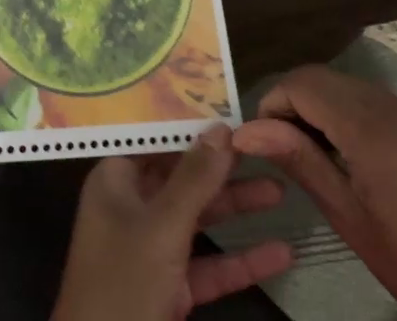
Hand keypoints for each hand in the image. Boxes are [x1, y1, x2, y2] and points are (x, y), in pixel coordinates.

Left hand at [52, 124, 293, 320]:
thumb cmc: (123, 281)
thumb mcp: (162, 227)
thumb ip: (194, 180)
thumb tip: (220, 129)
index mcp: (115, 181)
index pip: (154, 140)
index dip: (189, 124)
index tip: (228, 109)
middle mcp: (130, 207)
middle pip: (181, 177)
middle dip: (222, 166)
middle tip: (266, 148)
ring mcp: (149, 249)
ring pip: (198, 219)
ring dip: (236, 208)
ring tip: (281, 190)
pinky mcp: (167, 287)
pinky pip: (207, 265)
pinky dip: (239, 261)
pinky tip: (281, 254)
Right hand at [233, 67, 396, 318]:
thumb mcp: (346, 215)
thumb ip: (298, 160)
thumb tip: (246, 130)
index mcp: (375, 130)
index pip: (304, 82)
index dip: (275, 102)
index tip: (267, 139)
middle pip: (330, 80)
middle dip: (299, 104)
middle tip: (290, 149)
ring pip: (358, 90)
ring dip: (330, 110)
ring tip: (326, 158)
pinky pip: (389, 106)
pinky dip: (363, 119)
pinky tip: (367, 161)